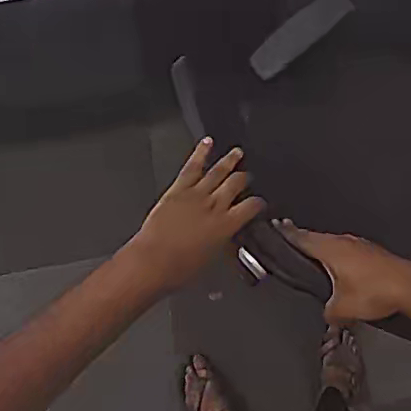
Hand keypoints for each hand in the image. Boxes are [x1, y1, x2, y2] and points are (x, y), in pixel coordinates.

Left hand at [125, 138, 266, 290]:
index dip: (258, 202)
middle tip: (249, 176)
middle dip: (246, 178)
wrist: (151, 262)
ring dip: (230, 160)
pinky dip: (201, 152)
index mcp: (227, 224)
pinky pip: (192, 166)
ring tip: (237, 152)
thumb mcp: (211, 260)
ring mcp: (196, 194)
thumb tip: (229, 242)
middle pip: (237, 183)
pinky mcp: (178, 189)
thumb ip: (224, 245)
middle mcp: (215, 205)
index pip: (251, 206)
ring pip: (219, 170)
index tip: (259, 202)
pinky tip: (207, 142)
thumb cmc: (179, 268)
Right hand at [278, 222, 410, 341]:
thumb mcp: (342, 308)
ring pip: (336, 245)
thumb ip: (328, 311)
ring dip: (325, 249)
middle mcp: (346, 242)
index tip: (278, 227)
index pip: (302, 238)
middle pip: (318, 238)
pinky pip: (351, 253)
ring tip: (316, 257)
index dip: (287, 234)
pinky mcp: (375, 254)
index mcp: (331, 249)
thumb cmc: (379, 290)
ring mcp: (362, 246)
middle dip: (305, 240)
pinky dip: (343, 258)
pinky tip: (344, 270)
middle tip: (293, 239)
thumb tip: (328, 314)